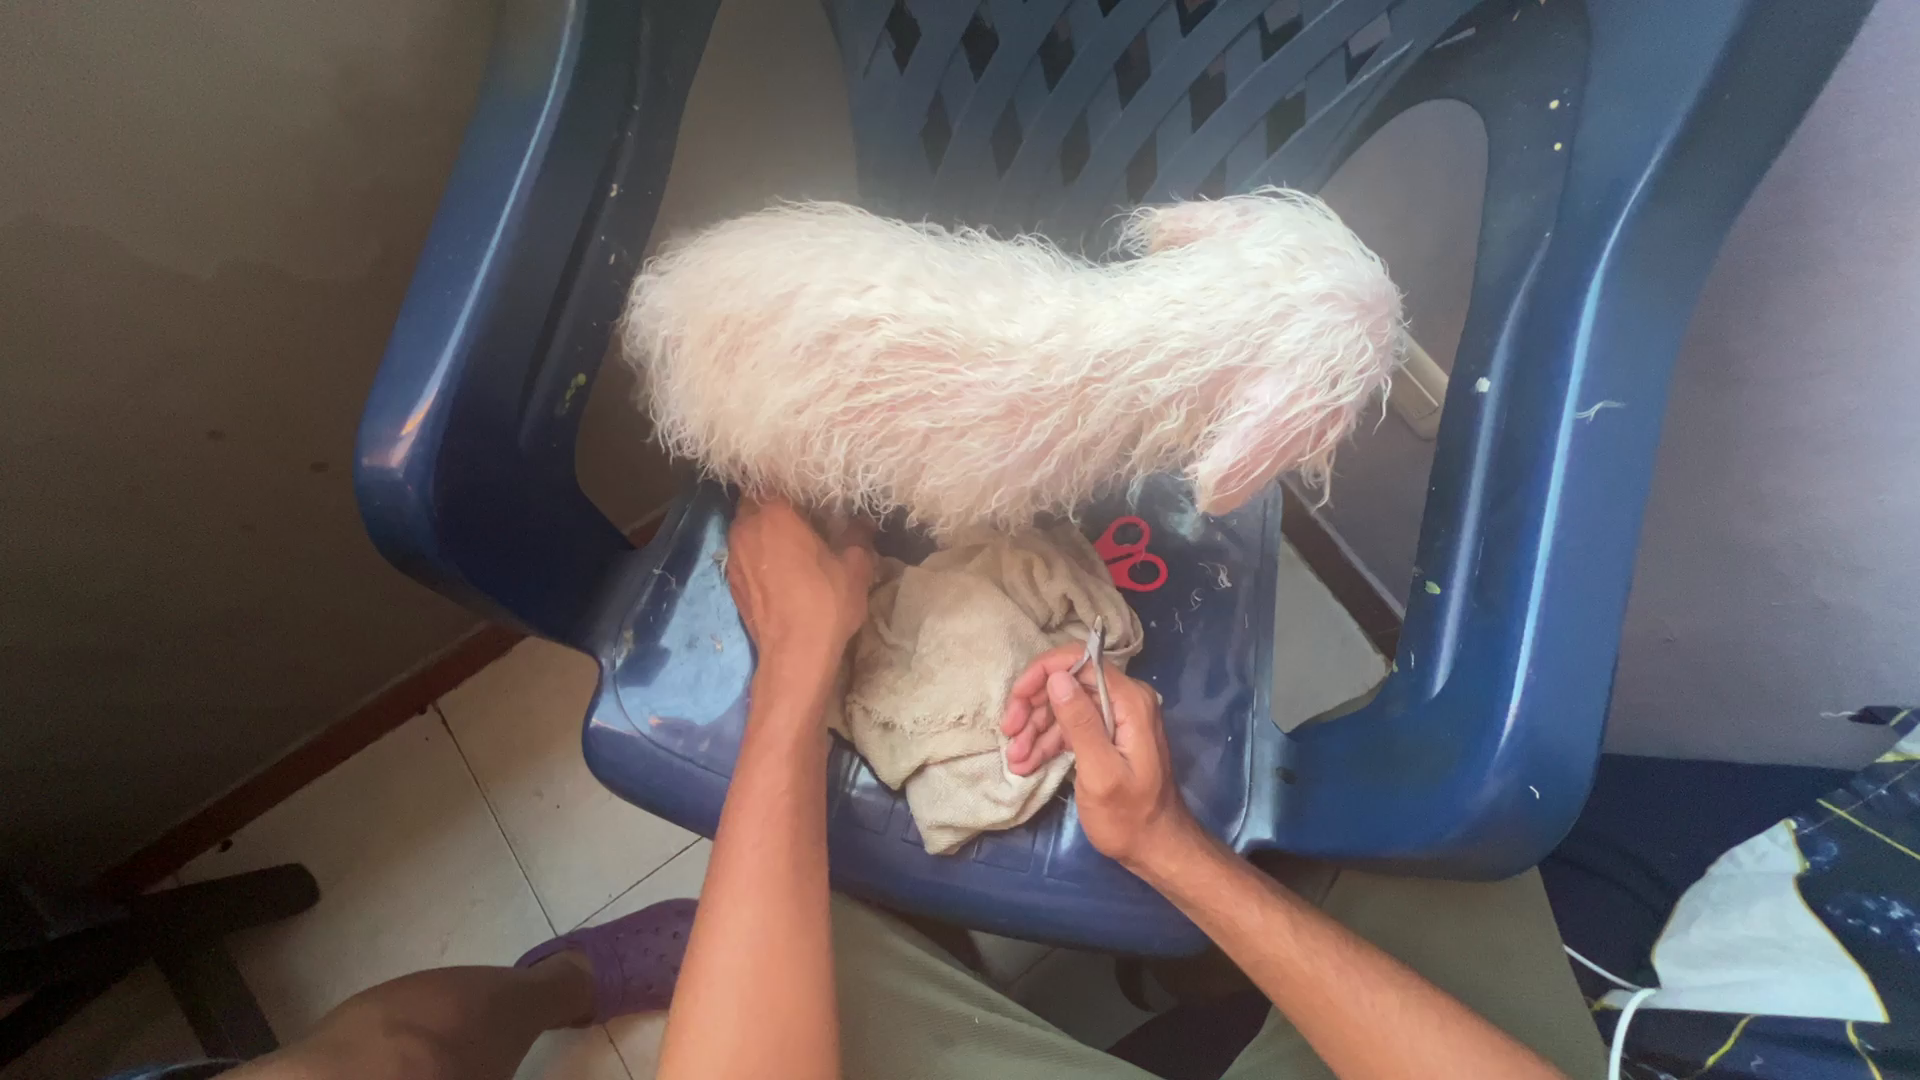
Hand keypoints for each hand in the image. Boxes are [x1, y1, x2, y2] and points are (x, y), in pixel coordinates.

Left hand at [725, 497, 874, 676]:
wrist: (794, 655)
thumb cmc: (826, 602)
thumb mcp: (855, 565)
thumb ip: (857, 535)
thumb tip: (862, 521)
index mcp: (774, 513)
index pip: (773, 477)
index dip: (791, 480)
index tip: (809, 488)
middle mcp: (746, 527)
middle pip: (754, 499)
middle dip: (775, 501)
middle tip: (803, 510)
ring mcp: (734, 555)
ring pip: (747, 526)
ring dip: (765, 527)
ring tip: (792, 537)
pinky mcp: (732, 580)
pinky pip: (744, 552)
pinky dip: (759, 552)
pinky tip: (781, 565)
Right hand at [1000, 646, 1201, 871]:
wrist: (1156, 850)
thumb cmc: (1130, 818)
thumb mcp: (1100, 773)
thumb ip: (1080, 722)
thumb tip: (1056, 677)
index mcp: (1130, 701)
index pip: (1081, 661)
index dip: (1044, 672)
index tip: (1017, 697)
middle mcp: (1124, 700)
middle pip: (1068, 682)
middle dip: (1033, 705)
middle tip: (1009, 733)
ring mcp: (1115, 717)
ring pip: (1063, 705)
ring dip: (1034, 729)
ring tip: (1015, 759)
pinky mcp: (1105, 734)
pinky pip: (1069, 726)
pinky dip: (1046, 742)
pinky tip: (1026, 763)